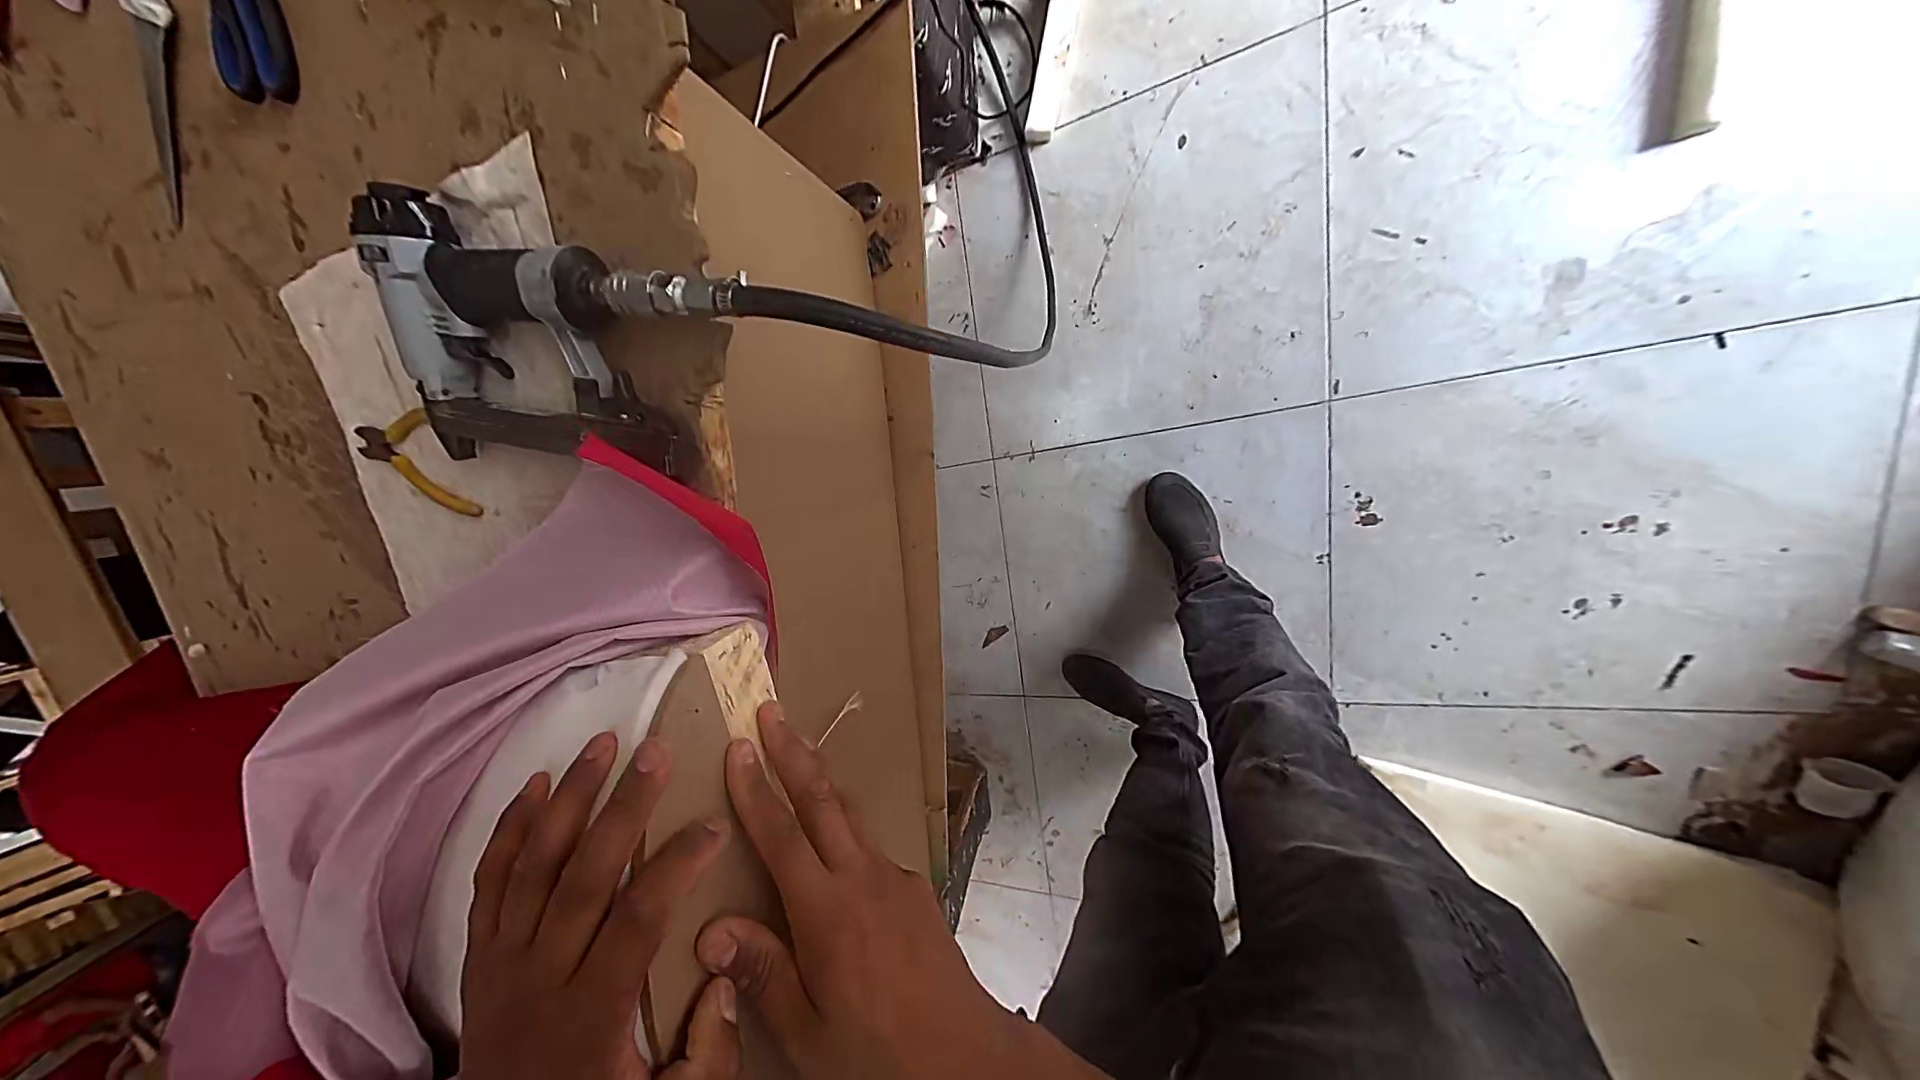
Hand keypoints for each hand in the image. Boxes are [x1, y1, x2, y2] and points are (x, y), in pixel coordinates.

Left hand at [461, 731, 739, 1079]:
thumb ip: (707, 1052)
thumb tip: (725, 974)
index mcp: (590, 1013)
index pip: (637, 920)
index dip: (676, 866)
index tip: (714, 826)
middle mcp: (538, 978)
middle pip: (583, 877)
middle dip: (624, 808)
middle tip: (657, 751)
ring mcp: (500, 961)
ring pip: (533, 865)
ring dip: (569, 798)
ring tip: (603, 744)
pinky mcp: (476, 955)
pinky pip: (487, 882)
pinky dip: (509, 829)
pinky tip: (535, 785)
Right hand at [694, 703, 1108, 1079]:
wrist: (963, 1051)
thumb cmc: (875, 1049)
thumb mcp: (807, 1031)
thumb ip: (763, 972)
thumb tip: (710, 926)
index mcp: (827, 912)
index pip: (781, 837)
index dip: (755, 790)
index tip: (738, 746)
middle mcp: (862, 877)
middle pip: (822, 800)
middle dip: (793, 752)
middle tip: (771, 712)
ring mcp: (894, 876)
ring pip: (850, 815)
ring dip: (820, 781)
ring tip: (797, 755)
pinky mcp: (915, 886)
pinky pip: (870, 848)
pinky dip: (845, 831)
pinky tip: (835, 852)